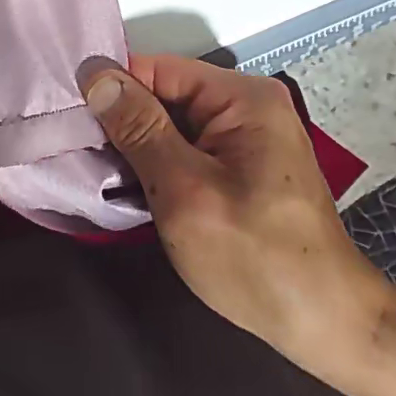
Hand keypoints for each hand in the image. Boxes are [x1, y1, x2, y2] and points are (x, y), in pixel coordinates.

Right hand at [78, 55, 395, 379]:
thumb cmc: (255, 259)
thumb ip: (138, 128)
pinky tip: (131, 187)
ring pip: (169, 124)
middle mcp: (246, 105)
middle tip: (76, 154)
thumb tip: (95, 74)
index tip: (69, 121)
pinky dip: (157, 165)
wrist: (326, 327)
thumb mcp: (184, 190)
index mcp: (242, 98)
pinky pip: (185, 148)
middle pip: (162, 95)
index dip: (111, 91)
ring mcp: (246, 136)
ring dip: (135, 147)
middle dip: (121, 122)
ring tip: (96, 172)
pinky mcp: (241, 165)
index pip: (155, 69)